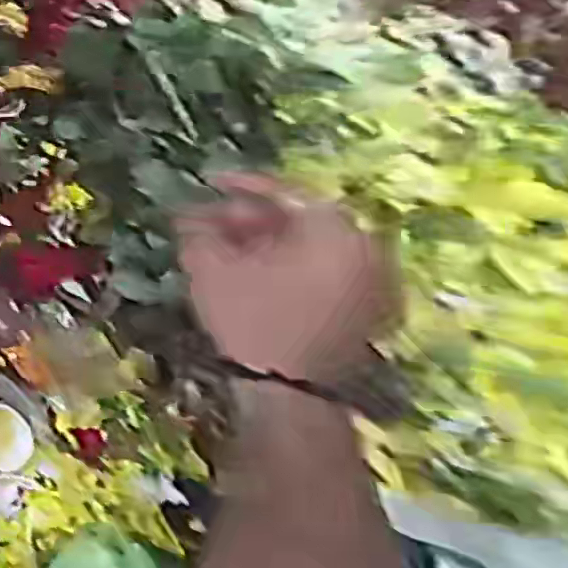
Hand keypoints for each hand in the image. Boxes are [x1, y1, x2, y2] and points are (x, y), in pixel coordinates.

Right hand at [176, 174, 396, 383]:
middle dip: (254, 215)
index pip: (290, 192)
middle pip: (305, 218)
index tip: (211, 181)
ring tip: (228, 245)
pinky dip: (291, 261)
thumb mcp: (209, 264)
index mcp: (335, 234)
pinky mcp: (370, 309)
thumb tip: (191, 213)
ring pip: (316, 245)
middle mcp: (367, 252)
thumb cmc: (249, 314)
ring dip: (271, 239)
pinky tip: (254, 269)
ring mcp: (376, 283)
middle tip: (214, 218)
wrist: (288, 387)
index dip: (244, 183)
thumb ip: (199, 228)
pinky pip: (328, 269)